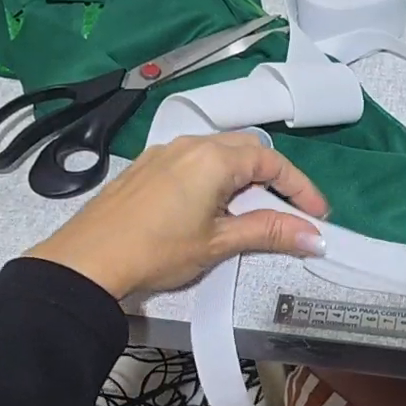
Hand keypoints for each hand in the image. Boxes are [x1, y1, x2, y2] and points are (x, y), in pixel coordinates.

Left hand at [26, 133, 327, 296]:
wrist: (88, 261)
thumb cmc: (158, 250)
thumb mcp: (219, 242)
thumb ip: (269, 232)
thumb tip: (314, 236)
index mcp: (213, 157)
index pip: (272, 162)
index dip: (300, 188)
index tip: (317, 215)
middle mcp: (190, 144)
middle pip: (247, 150)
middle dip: (274, 179)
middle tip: (289, 212)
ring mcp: (165, 152)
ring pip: (220, 154)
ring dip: (245, 178)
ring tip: (254, 213)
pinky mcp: (147, 167)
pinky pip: (195, 161)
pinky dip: (217, 179)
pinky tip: (213, 208)